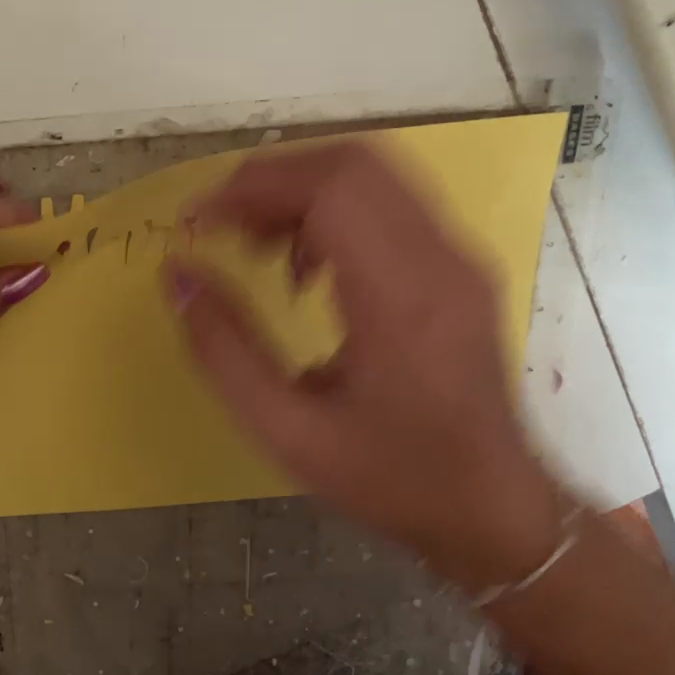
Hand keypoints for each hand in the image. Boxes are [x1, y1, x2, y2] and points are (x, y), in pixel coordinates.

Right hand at [163, 142, 565, 590]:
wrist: (497, 512)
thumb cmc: (390, 476)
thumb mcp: (284, 429)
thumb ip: (221, 348)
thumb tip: (177, 273)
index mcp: (400, 297)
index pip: (329, 187)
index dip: (250, 188)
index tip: (195, 223)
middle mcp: (440, 258)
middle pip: (350, 163)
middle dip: (268, 180)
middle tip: (216, 225)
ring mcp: (458, 257)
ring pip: (370, 174)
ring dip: (296, 192)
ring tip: (251, 246)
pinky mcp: (458, 265)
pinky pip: (386, 203)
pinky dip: (328, 210)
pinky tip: (301, 267)